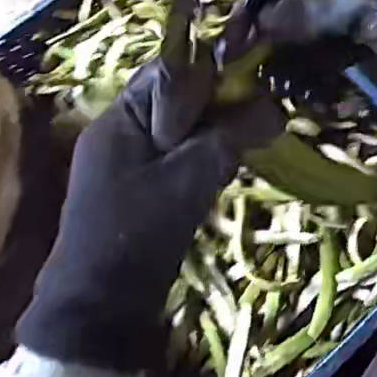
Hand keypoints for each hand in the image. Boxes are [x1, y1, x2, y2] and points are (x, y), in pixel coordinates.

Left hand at [16, 56, 282, 371]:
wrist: (100, 306)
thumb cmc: (140, 234)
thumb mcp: (193, 176)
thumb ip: (234, 133)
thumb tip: (277, 108)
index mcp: (121, 116)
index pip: (173, 70)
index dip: (210, 79)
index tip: (242, 98)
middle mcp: (122, 123)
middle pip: (180, 90)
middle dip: (217, 105)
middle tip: (243, 129)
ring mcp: (129, 150)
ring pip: (186, 118)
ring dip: (215, 129)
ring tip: (229, 155)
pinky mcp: (142, 174)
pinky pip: (181, 143)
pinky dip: (205, 150)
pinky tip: (216, 172)